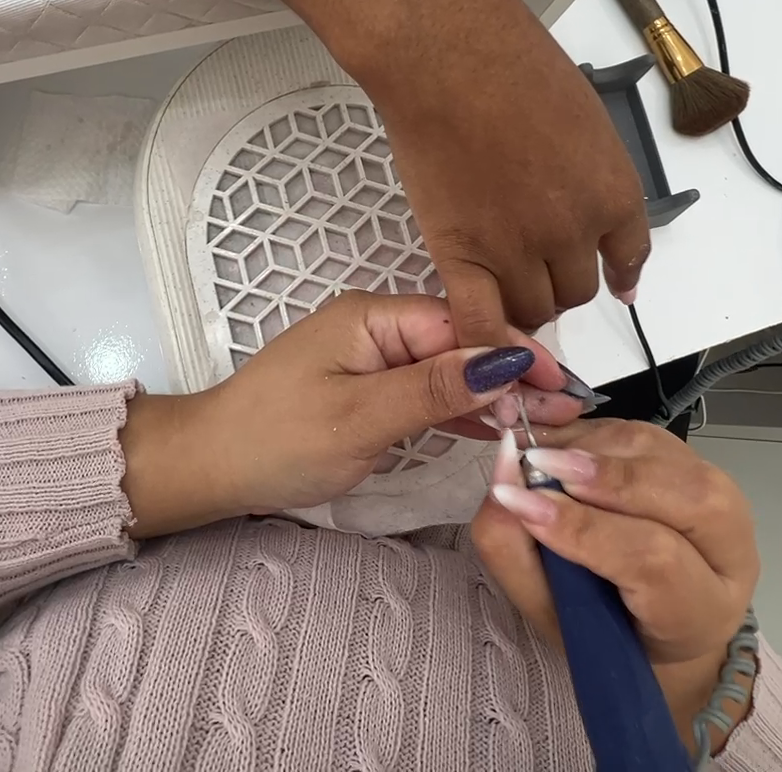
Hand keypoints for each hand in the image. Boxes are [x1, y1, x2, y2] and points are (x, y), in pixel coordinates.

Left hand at [121, 292, 585, 537]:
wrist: (214, 465)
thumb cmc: (278, 439)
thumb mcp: (361, 416)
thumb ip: (433, 389)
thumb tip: (502, 363)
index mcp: (374, 317)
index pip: (461, 324)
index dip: (513, 351)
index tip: (561, 383)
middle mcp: (378, 328)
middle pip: (460, 345)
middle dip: (513, 375)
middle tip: (568, 409)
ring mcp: (374, 359)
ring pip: (449, 371)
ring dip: (493, 396)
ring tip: (548, 421)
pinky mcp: (371, 388)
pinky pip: (427, 393)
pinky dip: (460, 410)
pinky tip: (498, 426)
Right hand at [336, 0, 650, 343]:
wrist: (446, 56)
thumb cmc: (514, 64)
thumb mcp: (584, 118)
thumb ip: (595, 172)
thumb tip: (589, 202)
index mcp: (614, 192)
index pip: (627, 258)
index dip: (614, 276)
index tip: (611, 285)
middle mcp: (574, 233)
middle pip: (576, 292)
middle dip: (559, 285)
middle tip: (535, 269)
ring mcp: (516, 251)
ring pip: (532, 311)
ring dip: (523, 304)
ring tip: (500, 284)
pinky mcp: (460, 257)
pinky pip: (481, 323)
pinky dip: (486, 343)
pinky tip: (483, 342)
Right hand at [471, 419, 760, 747]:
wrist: (659, 613)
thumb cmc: (604, 625)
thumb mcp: (551, 613)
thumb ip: (516, 554)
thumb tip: (499, 485)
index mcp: (700, 610)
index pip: (654, 561)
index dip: (585, 529)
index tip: (519, 503)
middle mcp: (730, 549)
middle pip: (683, 496)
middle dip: (603, 475)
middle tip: (534, 463)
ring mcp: (720, 493)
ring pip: (663, 453)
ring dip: (592, 445)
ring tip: (535, 454)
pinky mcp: (692, 457)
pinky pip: (641, 431)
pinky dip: (591, 432)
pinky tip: (553, 445)